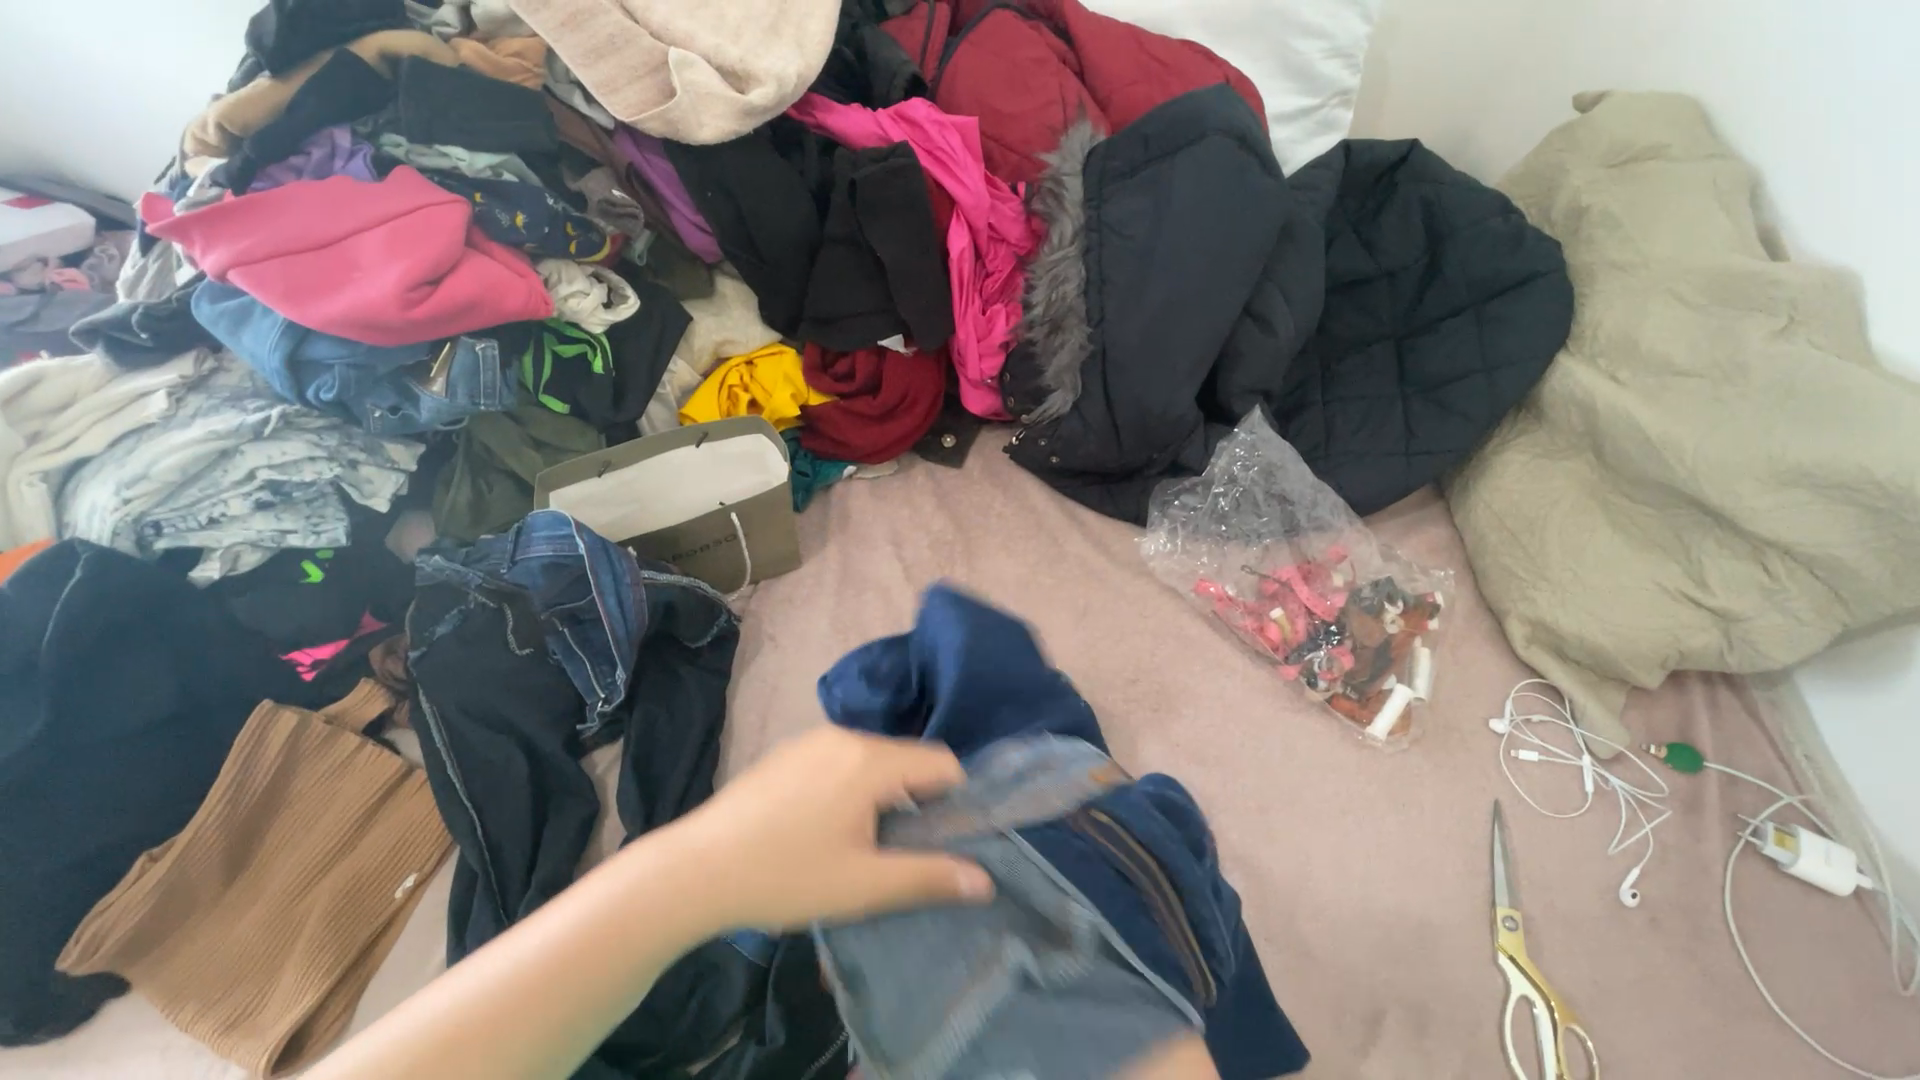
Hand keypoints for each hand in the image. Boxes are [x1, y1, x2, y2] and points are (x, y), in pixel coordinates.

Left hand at [663, 727, 994, 931]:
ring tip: (857, 845)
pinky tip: (819, 829)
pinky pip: (839, 760)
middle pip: (906, 759)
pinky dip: (849, 786)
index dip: (952, 800)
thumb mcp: (863, 886)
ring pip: (871, 760)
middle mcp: (844, 736)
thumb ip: (928, 877)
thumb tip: (984, 879)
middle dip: (915, 799)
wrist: (694, 870)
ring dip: (881, 794)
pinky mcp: (785, 753)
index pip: (941, 762)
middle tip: (896, 850)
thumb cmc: (785, 877)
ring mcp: (809, 741)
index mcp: (870, 760)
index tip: (938, 840)